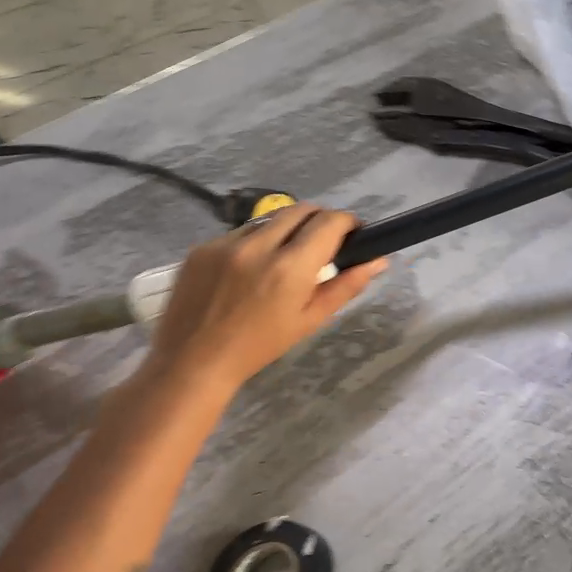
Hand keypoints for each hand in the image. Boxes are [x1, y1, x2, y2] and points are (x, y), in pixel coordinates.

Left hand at [141, 204, 387, 392]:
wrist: (192, 362)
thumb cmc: (260, 346)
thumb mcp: (311, 319)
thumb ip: (347, 285)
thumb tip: (379, 260)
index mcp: (290, 267)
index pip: (329, 221)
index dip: (347, 222)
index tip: (353, 235)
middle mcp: (258, 246)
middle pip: (301, 209)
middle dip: (320, 219)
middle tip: (324, 243)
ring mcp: (225, 244)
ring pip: (270, 219)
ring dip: (286, 229)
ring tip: (284, 258)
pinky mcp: (202, 248)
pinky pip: (240, 232)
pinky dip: (256, 242)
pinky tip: (250, 269)